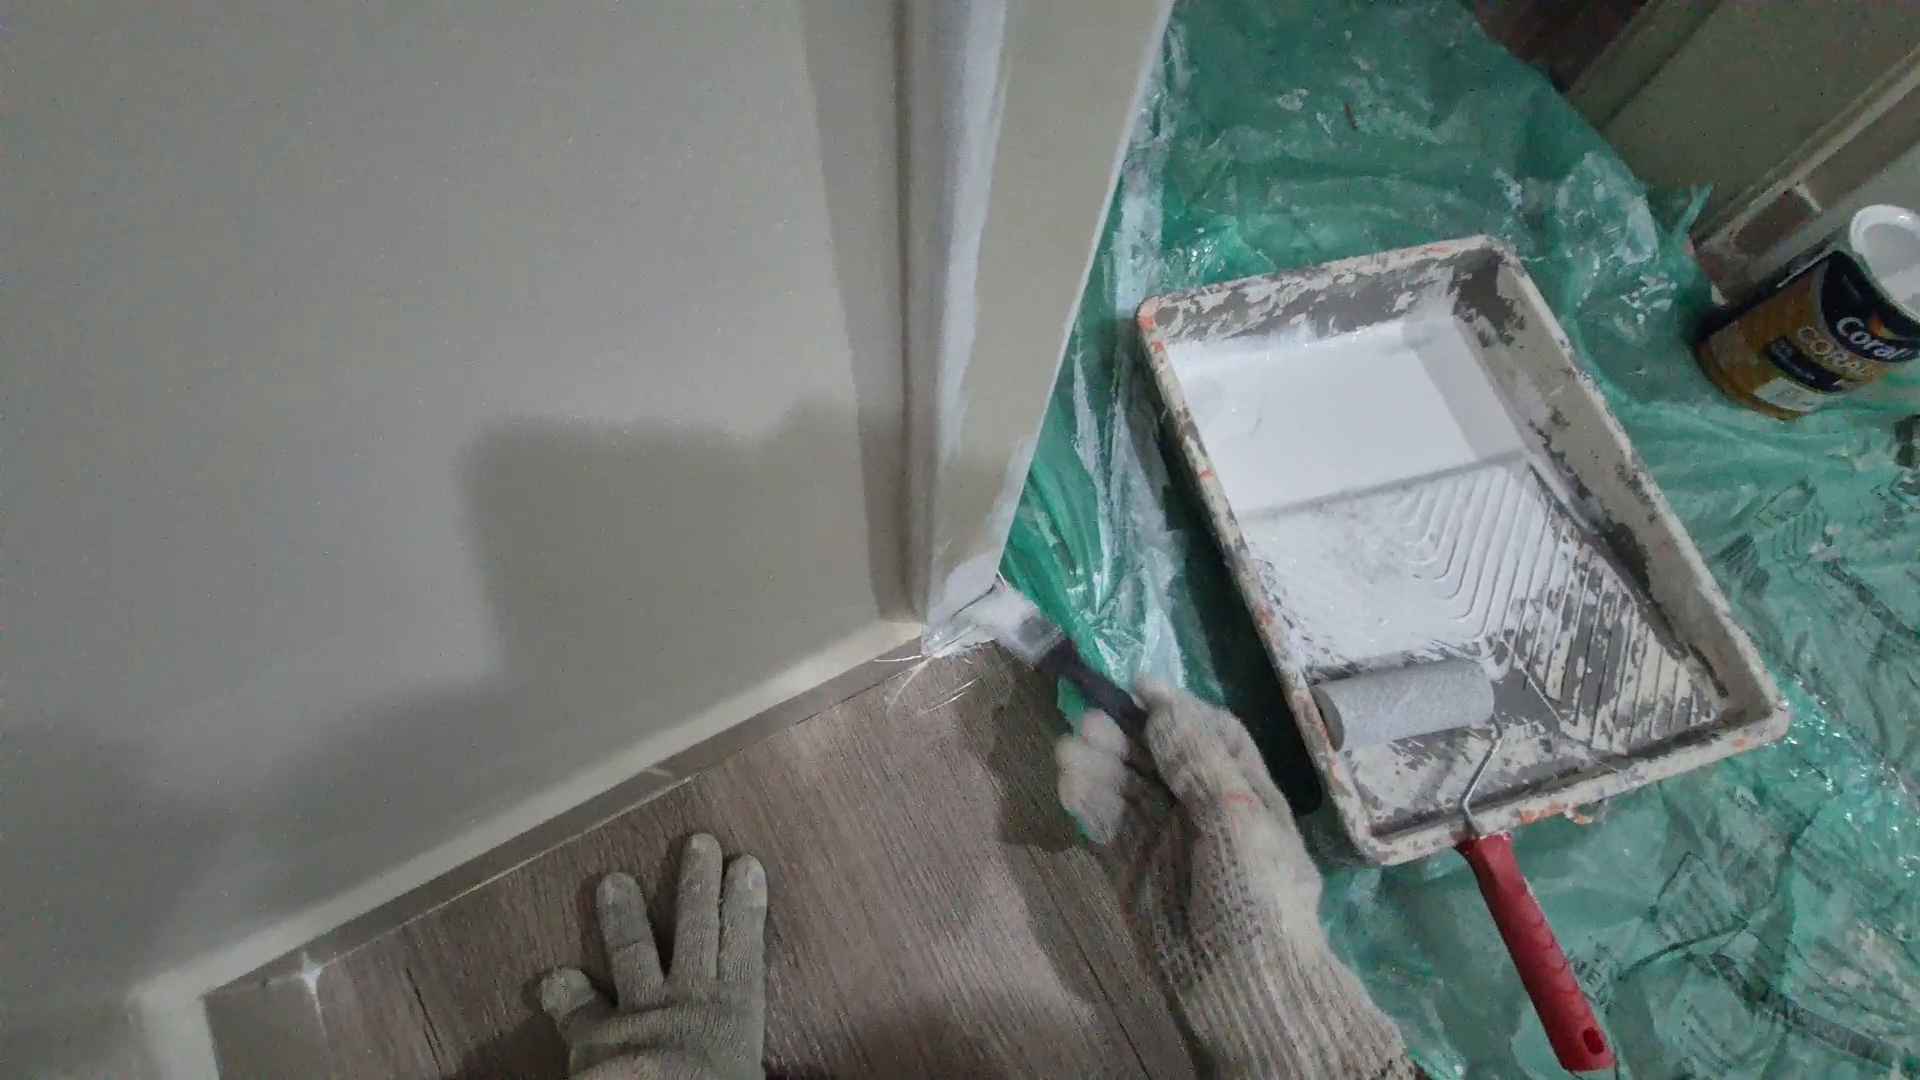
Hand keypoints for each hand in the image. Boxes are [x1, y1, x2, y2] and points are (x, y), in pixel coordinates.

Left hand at [540, 834, 767, 1079]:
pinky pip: (578, 1013)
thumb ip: (741, 1046)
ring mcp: (641, 1009)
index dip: (745, 901)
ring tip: (612, 880)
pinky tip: (553, 979)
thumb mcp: (745, 1069)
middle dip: (697, 883)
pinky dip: (564, 995)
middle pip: (696, 927)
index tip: (745, 862)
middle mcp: (691, 994)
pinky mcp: (596, 1036)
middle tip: (698, 841)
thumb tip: (759, 1048)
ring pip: (634, 950)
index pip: (744, 942)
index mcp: (734, 1006)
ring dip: (624, 915)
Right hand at [1057, 683, 1412, 1078]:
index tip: (1139, 688)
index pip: (1209, 732)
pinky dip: (1086, 798)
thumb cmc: (1256, 896)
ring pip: (1126, 784)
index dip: (1176, 708)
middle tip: (1090, 721)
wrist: (1242, 989)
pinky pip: (1106, 820)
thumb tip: (1160, 705)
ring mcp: (1164, 834)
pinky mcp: (1131, 862)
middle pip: (1157, 754)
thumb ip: (1198, 761)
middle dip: (1125, 735)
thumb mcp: (1240, 820)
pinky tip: (1069, 784)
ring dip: (1098, 762)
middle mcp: (1202, 804)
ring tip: (1069, 750)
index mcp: (1244, 789)